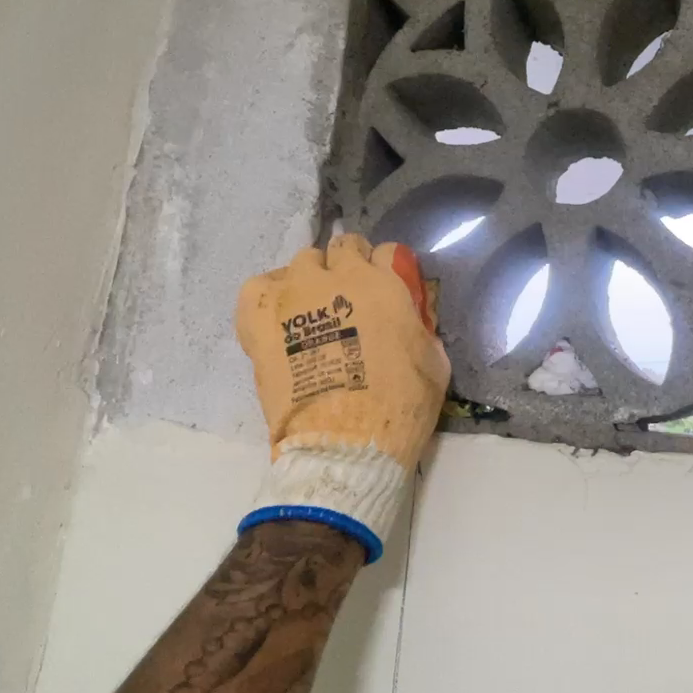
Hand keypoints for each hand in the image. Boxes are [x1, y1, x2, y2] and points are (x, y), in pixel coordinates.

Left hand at [234, 234, 450, 561]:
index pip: (387, 251)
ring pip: (302, 262)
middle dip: (349, 267)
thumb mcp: (434, 361)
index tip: (388, 288)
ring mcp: (295, 294)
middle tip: (351, 300)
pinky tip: (279, 316)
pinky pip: (258, 287)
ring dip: (311, 279)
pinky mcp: (260, 320)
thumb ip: (422, 327)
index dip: (388, 269)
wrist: (345, 444)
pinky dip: (269, 295)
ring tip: (312, 310)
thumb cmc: (400, 407)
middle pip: (342, 248)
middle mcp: (339, 278)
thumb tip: (412, 320)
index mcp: (385, 285)